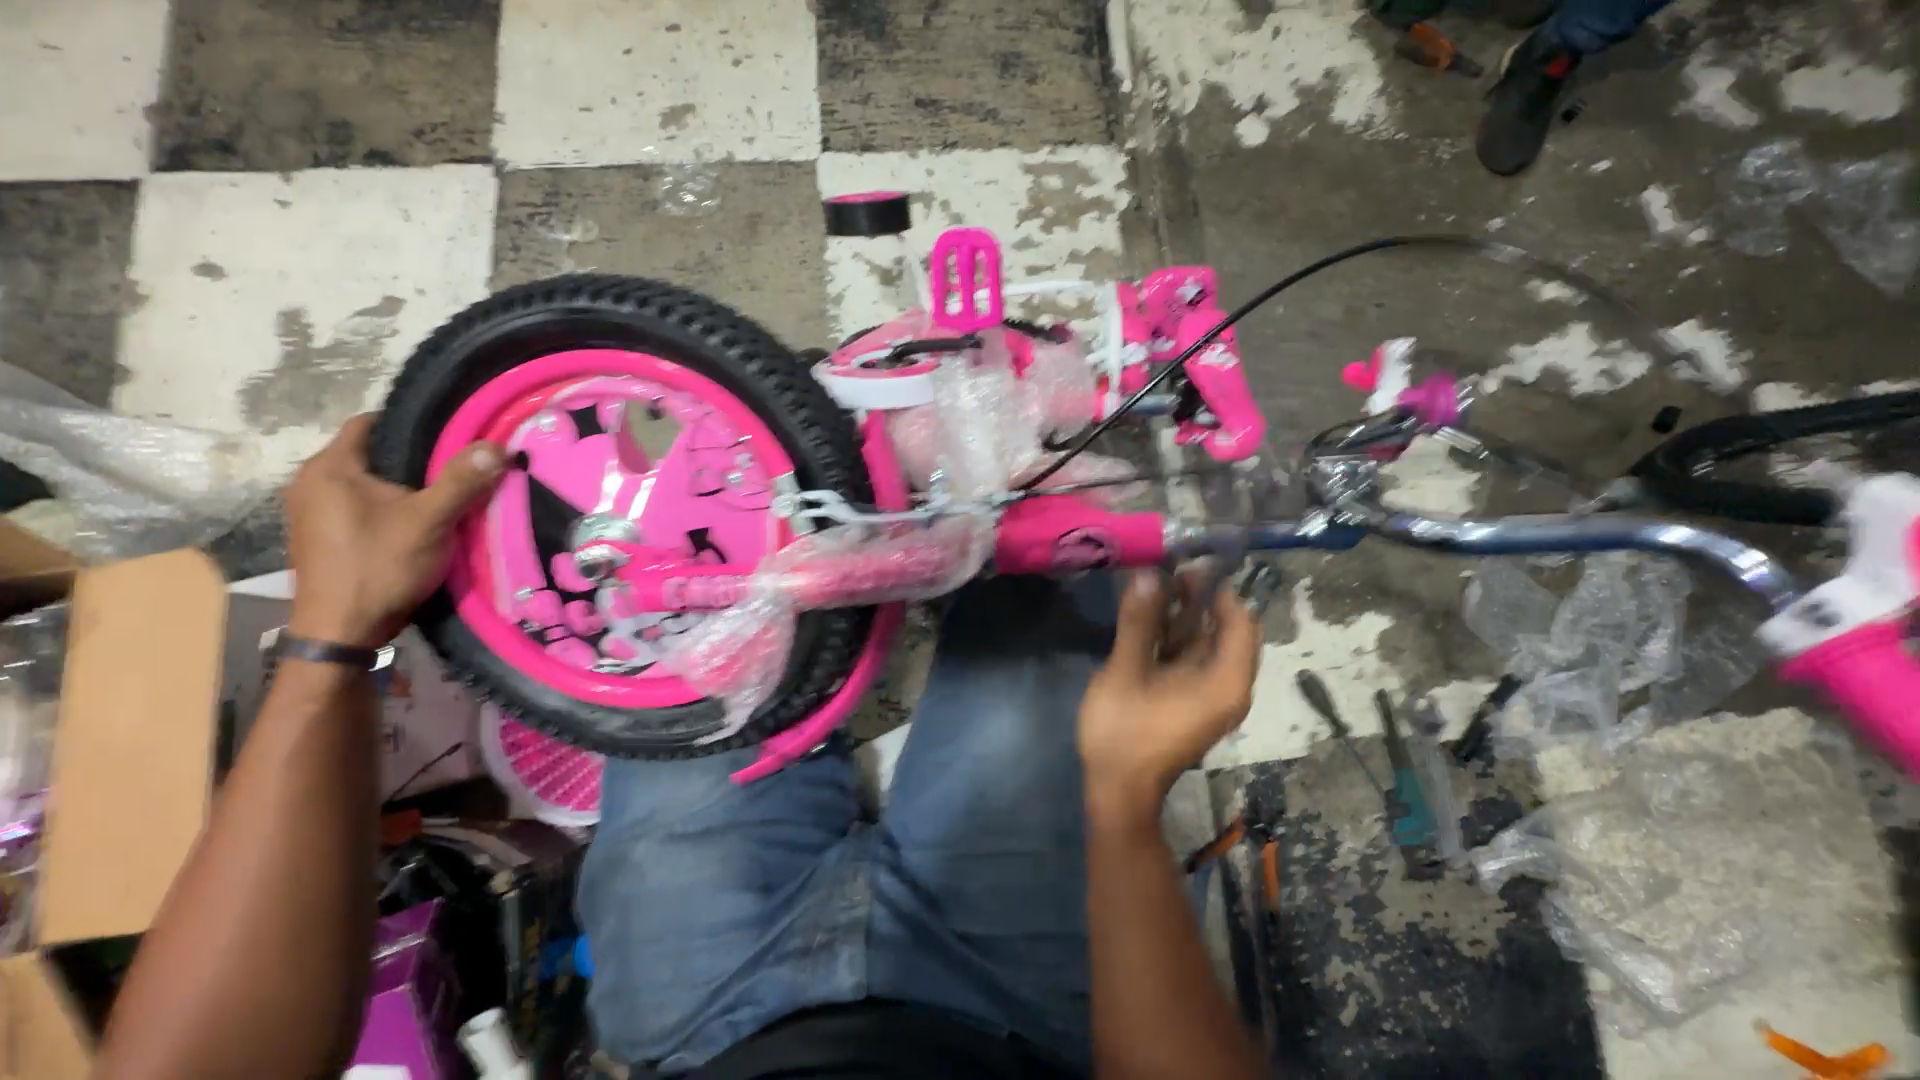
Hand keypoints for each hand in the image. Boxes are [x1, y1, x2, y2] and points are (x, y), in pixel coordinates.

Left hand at [286, 414, 503, 646]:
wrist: (340, 633)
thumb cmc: (379, 567)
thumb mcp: (430, 522)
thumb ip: (461, 481)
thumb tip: (495, 446)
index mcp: (329, 467)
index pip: (371, 422)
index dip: (414, 425)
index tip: (452, 437)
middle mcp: (310, 482)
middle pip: (371, 453)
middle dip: (413, 459)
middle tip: (457, 468)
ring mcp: (309, 512)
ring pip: (365, 483)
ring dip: (401, 488)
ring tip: (442, 497)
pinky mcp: (318, 537)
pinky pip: (358, 507)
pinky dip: (386, 509)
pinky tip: (415, 525)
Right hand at [1079, 570, 1261, 827]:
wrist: (1118, 792)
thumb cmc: (1124, 733)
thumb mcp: (1126, 672)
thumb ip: (1139, 622)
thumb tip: (1149, 575)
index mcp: (1225, 681)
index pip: (1241, 621)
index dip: (1218, 589)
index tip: (1186, 564)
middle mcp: (1229, 688)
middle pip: (1227, 631)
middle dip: (1199, 600)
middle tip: (1165, 572)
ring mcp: (1211, 698)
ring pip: (1208, 645)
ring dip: (1184, 617)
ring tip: (1152, 589)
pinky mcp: (1193, 704)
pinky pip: (1195, 662)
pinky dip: (1177, 640)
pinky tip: (1148, 623)